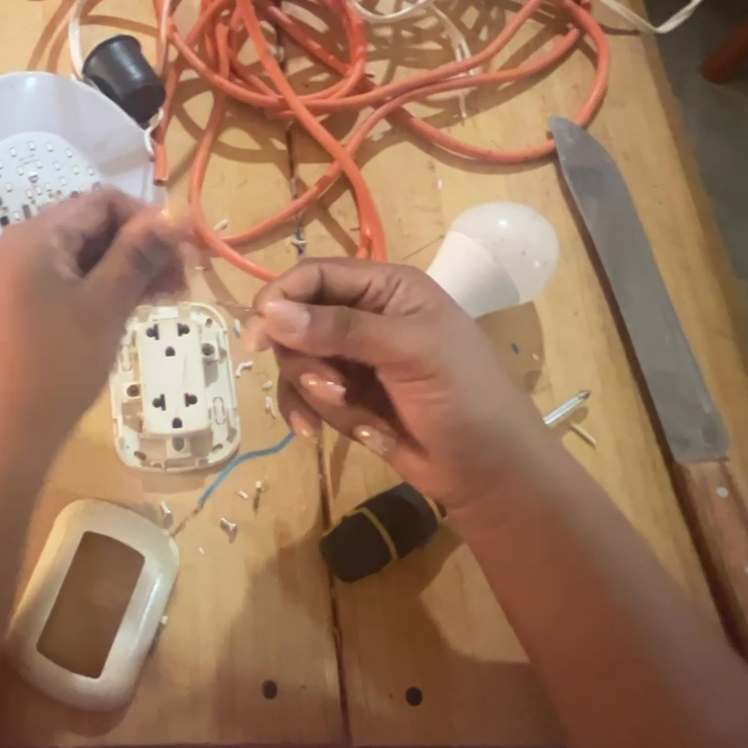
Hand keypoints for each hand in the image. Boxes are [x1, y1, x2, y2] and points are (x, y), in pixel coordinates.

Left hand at [0, 190, 186, 452]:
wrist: (15, 428)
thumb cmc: (61, 364)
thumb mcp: (107, 304)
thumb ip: (140, 252)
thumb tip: (180, 212)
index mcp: (36, 235)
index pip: (102, 201)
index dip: (149, 219)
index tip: (184, 249)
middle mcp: (22, 242)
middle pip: (95, 225)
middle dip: (143, 246)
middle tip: (186, 276)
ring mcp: (23, 271)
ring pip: (88, 252)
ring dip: (131, 266)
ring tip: (173, 293)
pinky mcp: (28, 297)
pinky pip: (74, 275)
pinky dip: (108, 283)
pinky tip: (144, 301)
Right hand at [249, 258, 552, 508]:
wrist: (488, 472)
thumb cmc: (463, 397)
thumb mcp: (408, 351)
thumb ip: (339, 329)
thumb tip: (269, 312)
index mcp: (385, 288)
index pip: (314, 276)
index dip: (280, 298)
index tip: (258, 334)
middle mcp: (363, 316)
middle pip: (295, 321)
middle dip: (305, 359)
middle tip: (331, 387)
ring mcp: (352, 358)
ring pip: (296, 362)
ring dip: (314, 392)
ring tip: (353, 415)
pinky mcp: (345, 396)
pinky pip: (303, 395)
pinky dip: (308, 412)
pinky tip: (316, 434)